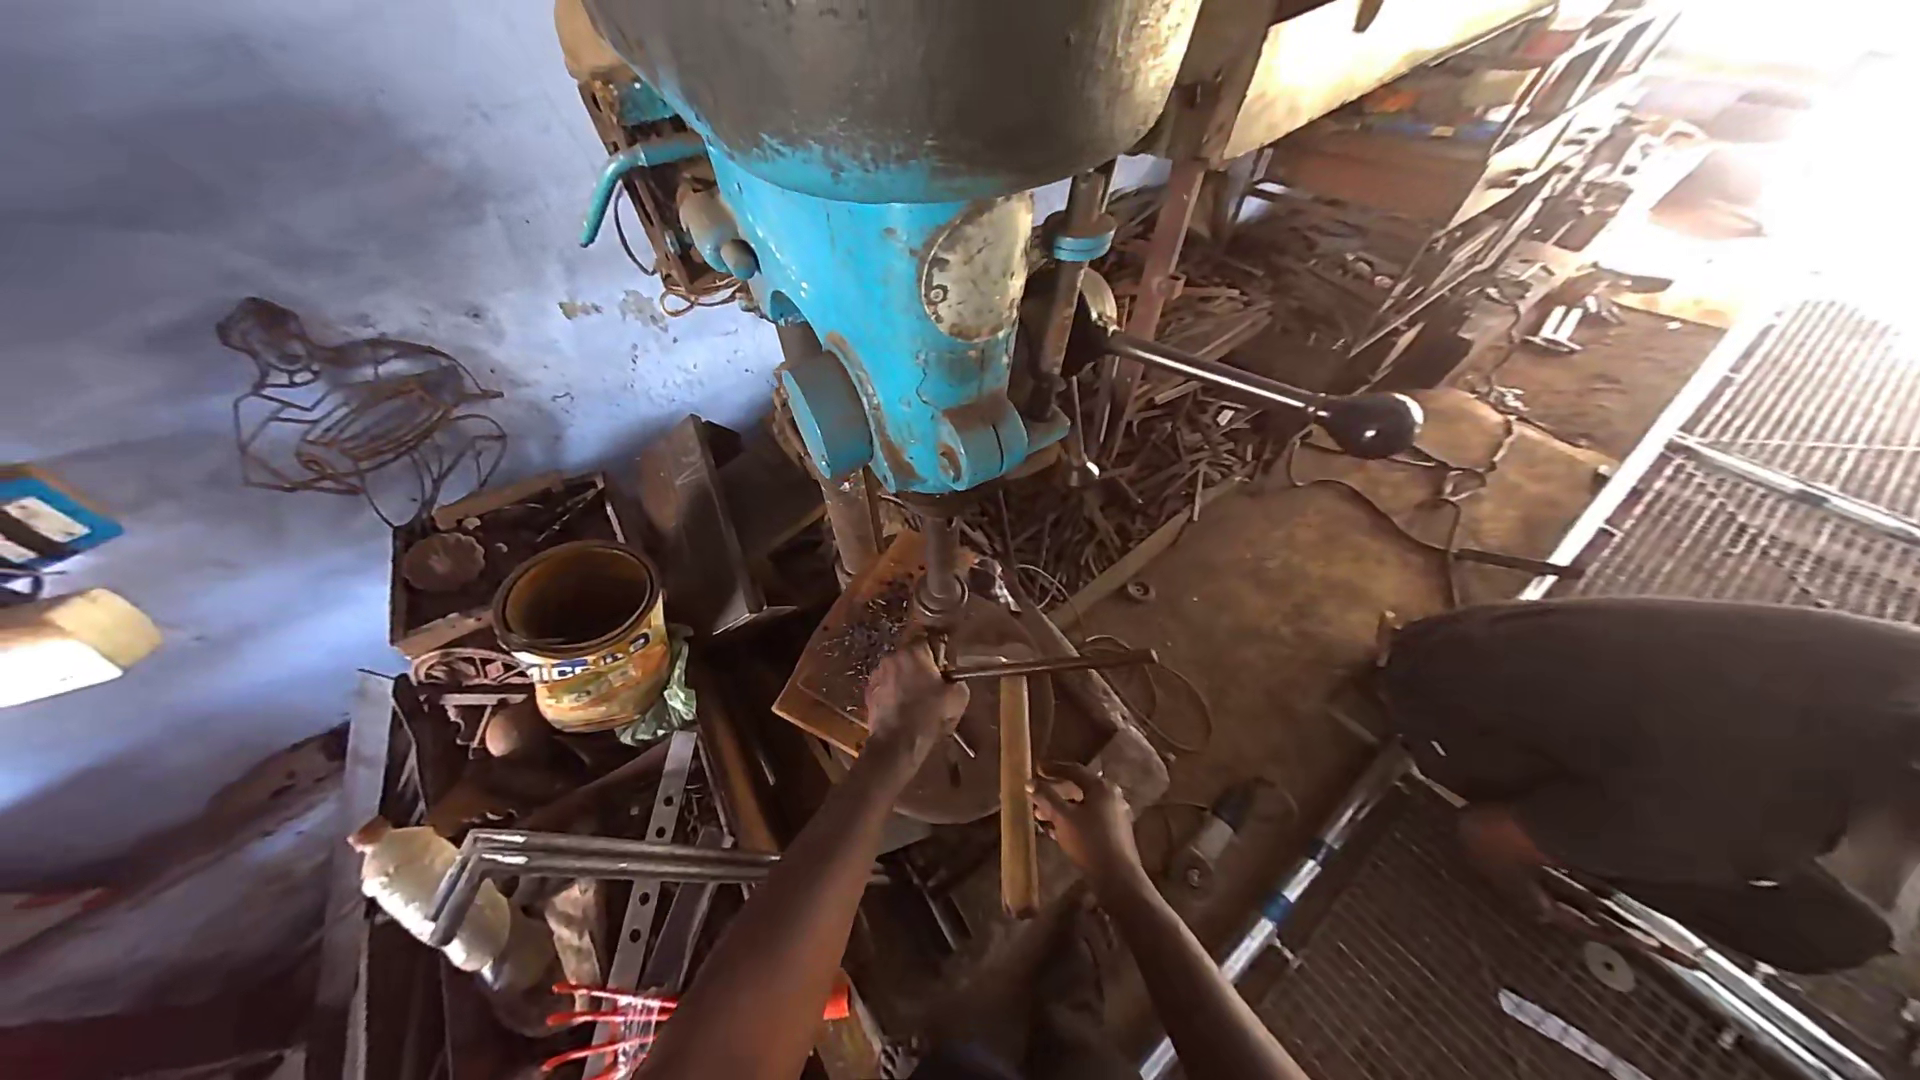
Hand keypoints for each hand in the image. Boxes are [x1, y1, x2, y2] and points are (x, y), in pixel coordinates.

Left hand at [864, 637, 968, 762]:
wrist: (897, 744)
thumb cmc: (929, 717)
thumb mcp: (957, 698)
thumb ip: (957, 680)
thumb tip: (953, 679)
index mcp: (914, 652)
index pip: (927, 637)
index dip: (937, 650)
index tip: (944, 665)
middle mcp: (892, 657)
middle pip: (910, 654)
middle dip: (921, 665)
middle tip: (932, 683)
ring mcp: (877, 674)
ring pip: (897, 669)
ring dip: (905, 677)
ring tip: (915, 697)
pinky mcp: (868, 691)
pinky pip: (886, 684)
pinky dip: (893, 691)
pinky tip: (902, 707)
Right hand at [1033, 762, 1145, 896]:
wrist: (1118, 879)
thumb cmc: (1089, 842)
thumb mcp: (1063, 817)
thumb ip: (1046, 797)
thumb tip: (1030, 782)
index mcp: (1101, 787)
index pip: (1074, 770)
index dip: (1053, 768)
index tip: (1036, 768)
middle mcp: (1111, 796)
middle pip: (1078, 787)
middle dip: (1055, 791)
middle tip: (1036, 792)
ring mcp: (1114, 815)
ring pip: (1082, 804)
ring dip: (1061, 807)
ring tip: (1040, 815)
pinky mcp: (1114, 832)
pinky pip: (1088, 817)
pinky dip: (1072, 819)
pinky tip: (1056, 830)